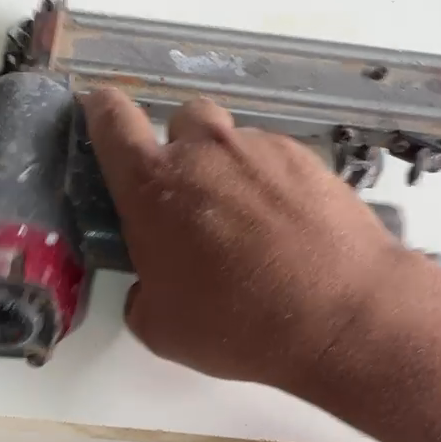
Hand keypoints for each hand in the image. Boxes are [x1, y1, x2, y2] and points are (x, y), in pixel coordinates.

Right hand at [80, 89, 440, 392]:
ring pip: (230, 143)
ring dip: (227, 172)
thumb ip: (141, 292)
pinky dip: (269, 187)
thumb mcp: (160, 327)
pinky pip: (273, 161)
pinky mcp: (309, 159)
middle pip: (179, 121)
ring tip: (244, 228)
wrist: (339, 316)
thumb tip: (152, 284)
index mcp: (153, 187)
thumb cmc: (236, 324)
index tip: (100, 117)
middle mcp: (205, 152)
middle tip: (187, 203)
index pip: (112, 120)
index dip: (101, 113)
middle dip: (177, 152)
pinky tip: (283, 233)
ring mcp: (262, 149)